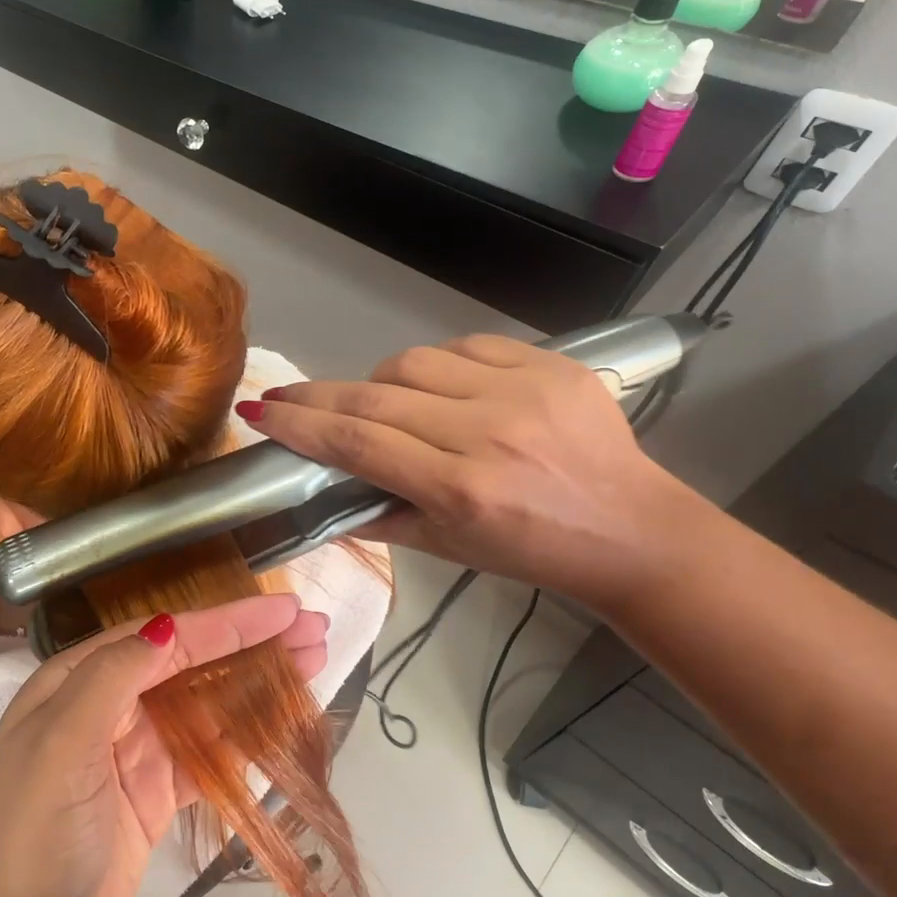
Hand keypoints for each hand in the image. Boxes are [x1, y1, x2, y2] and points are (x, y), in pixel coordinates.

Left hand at [0, 594, 329, 896]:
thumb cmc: (27, 825)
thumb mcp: (59, 740)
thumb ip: (110, 679)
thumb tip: (163, 626)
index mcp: (76, 678)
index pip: (161, 638)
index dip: (223, 621)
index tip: (279, 610)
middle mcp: (105, 706)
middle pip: (188, 665)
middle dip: (249, 645)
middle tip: (312, 630)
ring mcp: (130, 753)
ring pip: (203, 708)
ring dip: (254, 687)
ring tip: (312, 665)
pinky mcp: (150, 798)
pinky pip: (204, 760)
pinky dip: (242, 742)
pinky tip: (279, 724)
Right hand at [241, 335, 714, 612]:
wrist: (635, 531)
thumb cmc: (532, 551)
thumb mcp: (448, 549)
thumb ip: (378, 515)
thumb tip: (319, 485)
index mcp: (462, 489)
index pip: (357, 442)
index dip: (300, 424)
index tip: (261, 412)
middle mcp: (489, 434)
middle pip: (374, 396)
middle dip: (317, 395)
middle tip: (286, 396)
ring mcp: (525, 392)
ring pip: (413, 360)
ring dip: (382, 380)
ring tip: (386, 401)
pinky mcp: (554, 365)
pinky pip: (466, 344)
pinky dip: (438, 363)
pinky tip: (441, 386)